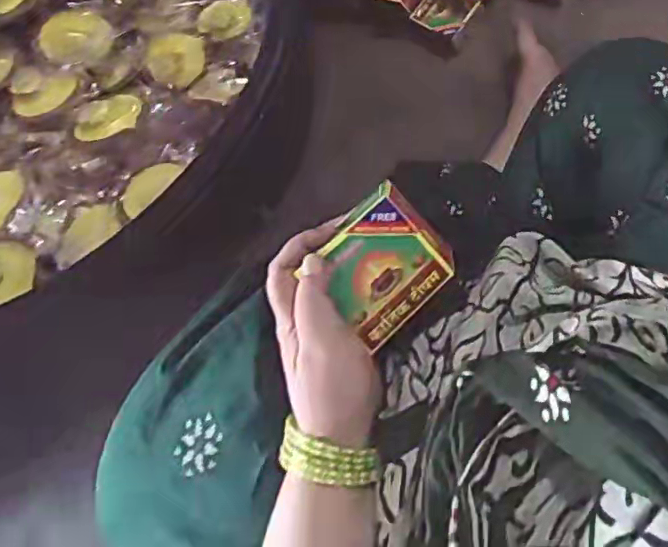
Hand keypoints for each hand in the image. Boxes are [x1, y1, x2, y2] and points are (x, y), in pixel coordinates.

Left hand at [266, 219, 380, 448]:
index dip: (299, 244)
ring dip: (352, 268)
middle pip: (307, 274)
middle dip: (331, 249)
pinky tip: (386, 287)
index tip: (330, 230)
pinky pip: (353, 306)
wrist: (343, 435)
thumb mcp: (319, 338)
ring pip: (332, 288)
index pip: (281, 269)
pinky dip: (366, 290)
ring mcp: (325, 332)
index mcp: (291, 317)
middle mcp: (304, 320)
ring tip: (378, 254)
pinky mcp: (346, 342)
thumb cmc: (329, 385)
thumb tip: (313, 258)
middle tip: (361, 236)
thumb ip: (312, 297)